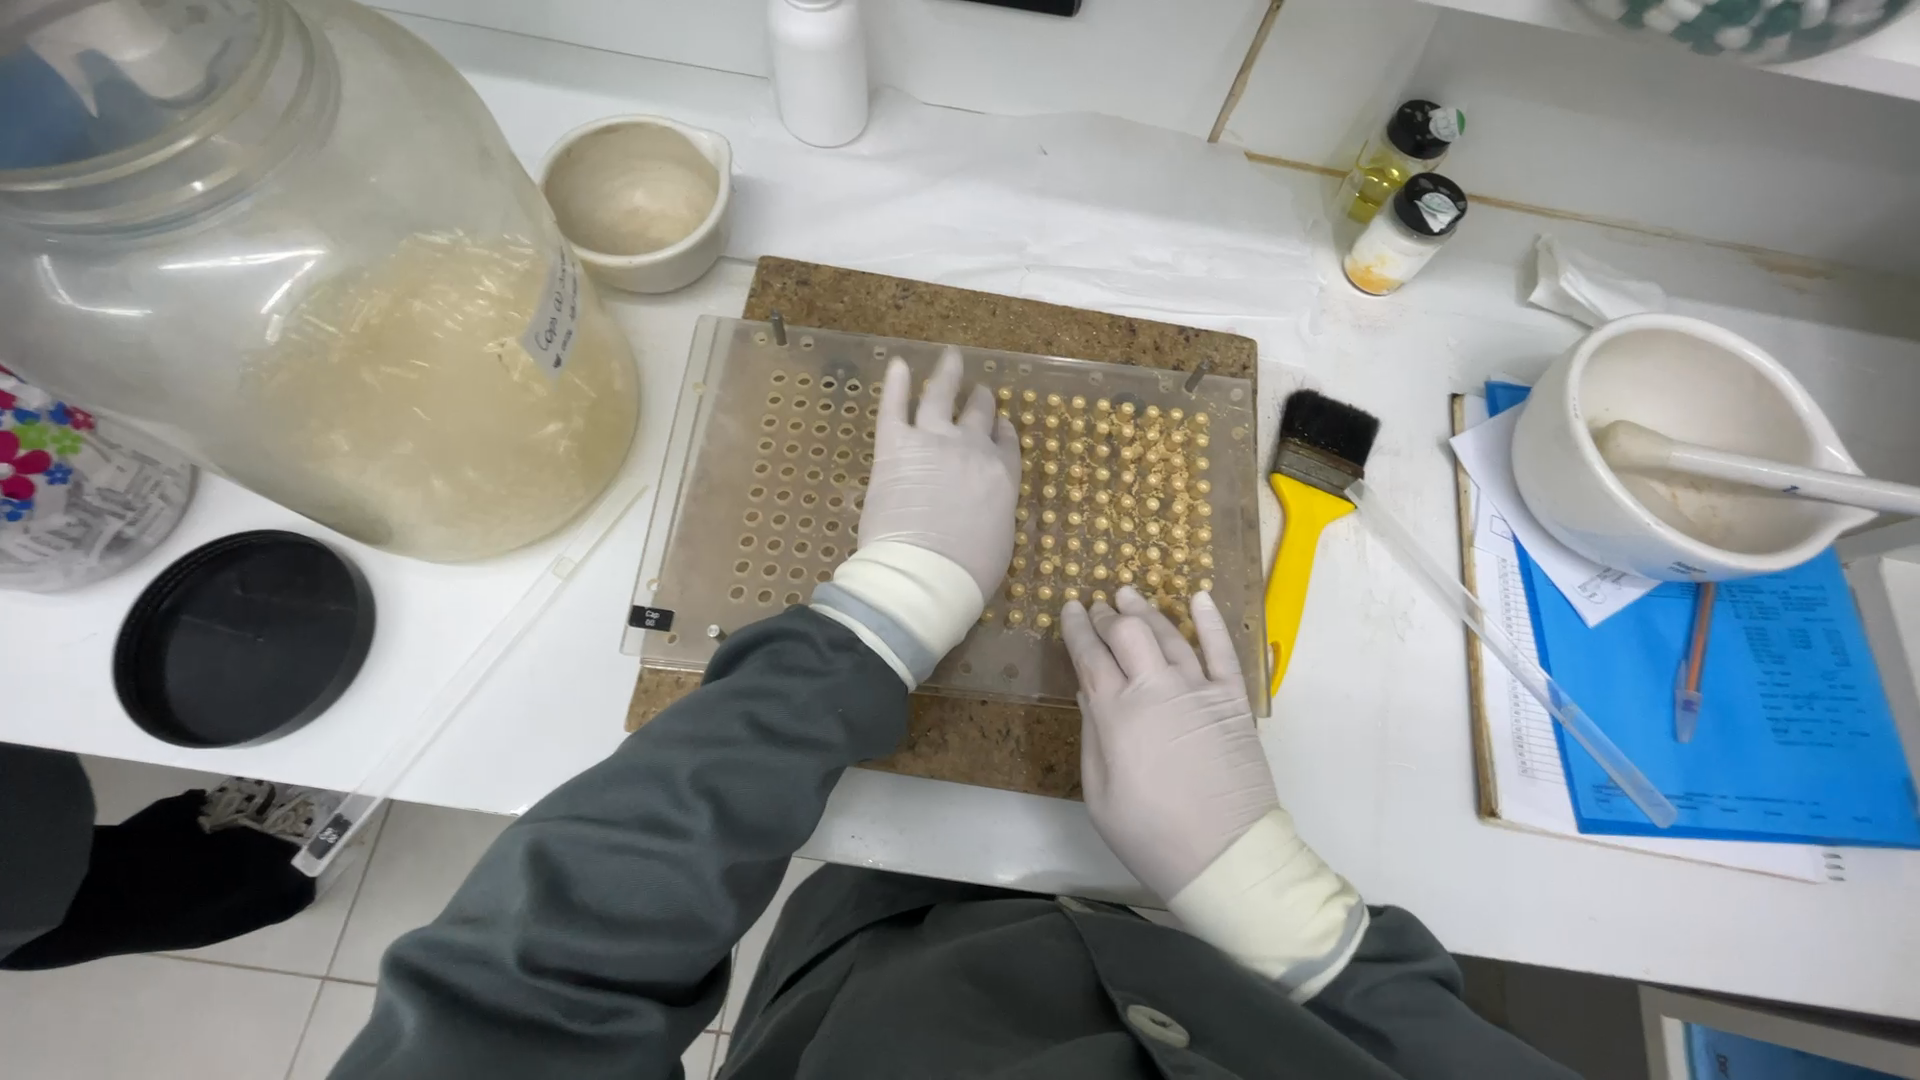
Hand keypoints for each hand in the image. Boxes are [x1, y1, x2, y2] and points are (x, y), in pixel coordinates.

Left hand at [860, 348, 1021, 597]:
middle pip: (978, 416)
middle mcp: (972, 448)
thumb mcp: (1000, 540)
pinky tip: (898, 364)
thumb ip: (994, 511)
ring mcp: (933, 441)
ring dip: (947, 376)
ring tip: (951, 357)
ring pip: (941, 397)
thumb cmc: (969, 571)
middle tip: (980, 390)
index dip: (1002, 431)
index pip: (1005, 444)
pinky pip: (894, 407)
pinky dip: (895, 384)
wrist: (927, 572)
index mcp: (1002, 475)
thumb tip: (983, 508)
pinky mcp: (895, 446)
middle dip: (980, 402)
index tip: (1001, 423)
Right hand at [1062, 587, 1277, 899]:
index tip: (1067, 608)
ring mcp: (1199, 690)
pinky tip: (1198, 598)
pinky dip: (1210, 621)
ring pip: (1169, 634)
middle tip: (1096, 605)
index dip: (1075, 628)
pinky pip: (1222, 651)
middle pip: (1127, 633)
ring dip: (1146, 610)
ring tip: (1129, 595)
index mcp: (1116, 712)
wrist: (1225, 857)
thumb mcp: (1099, 793)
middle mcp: (1156, 688)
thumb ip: (1092, 735)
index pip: (1090, 655)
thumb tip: (1088, 692)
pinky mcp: (1233, 701)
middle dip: (1107, 615)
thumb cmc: (1150, 833)